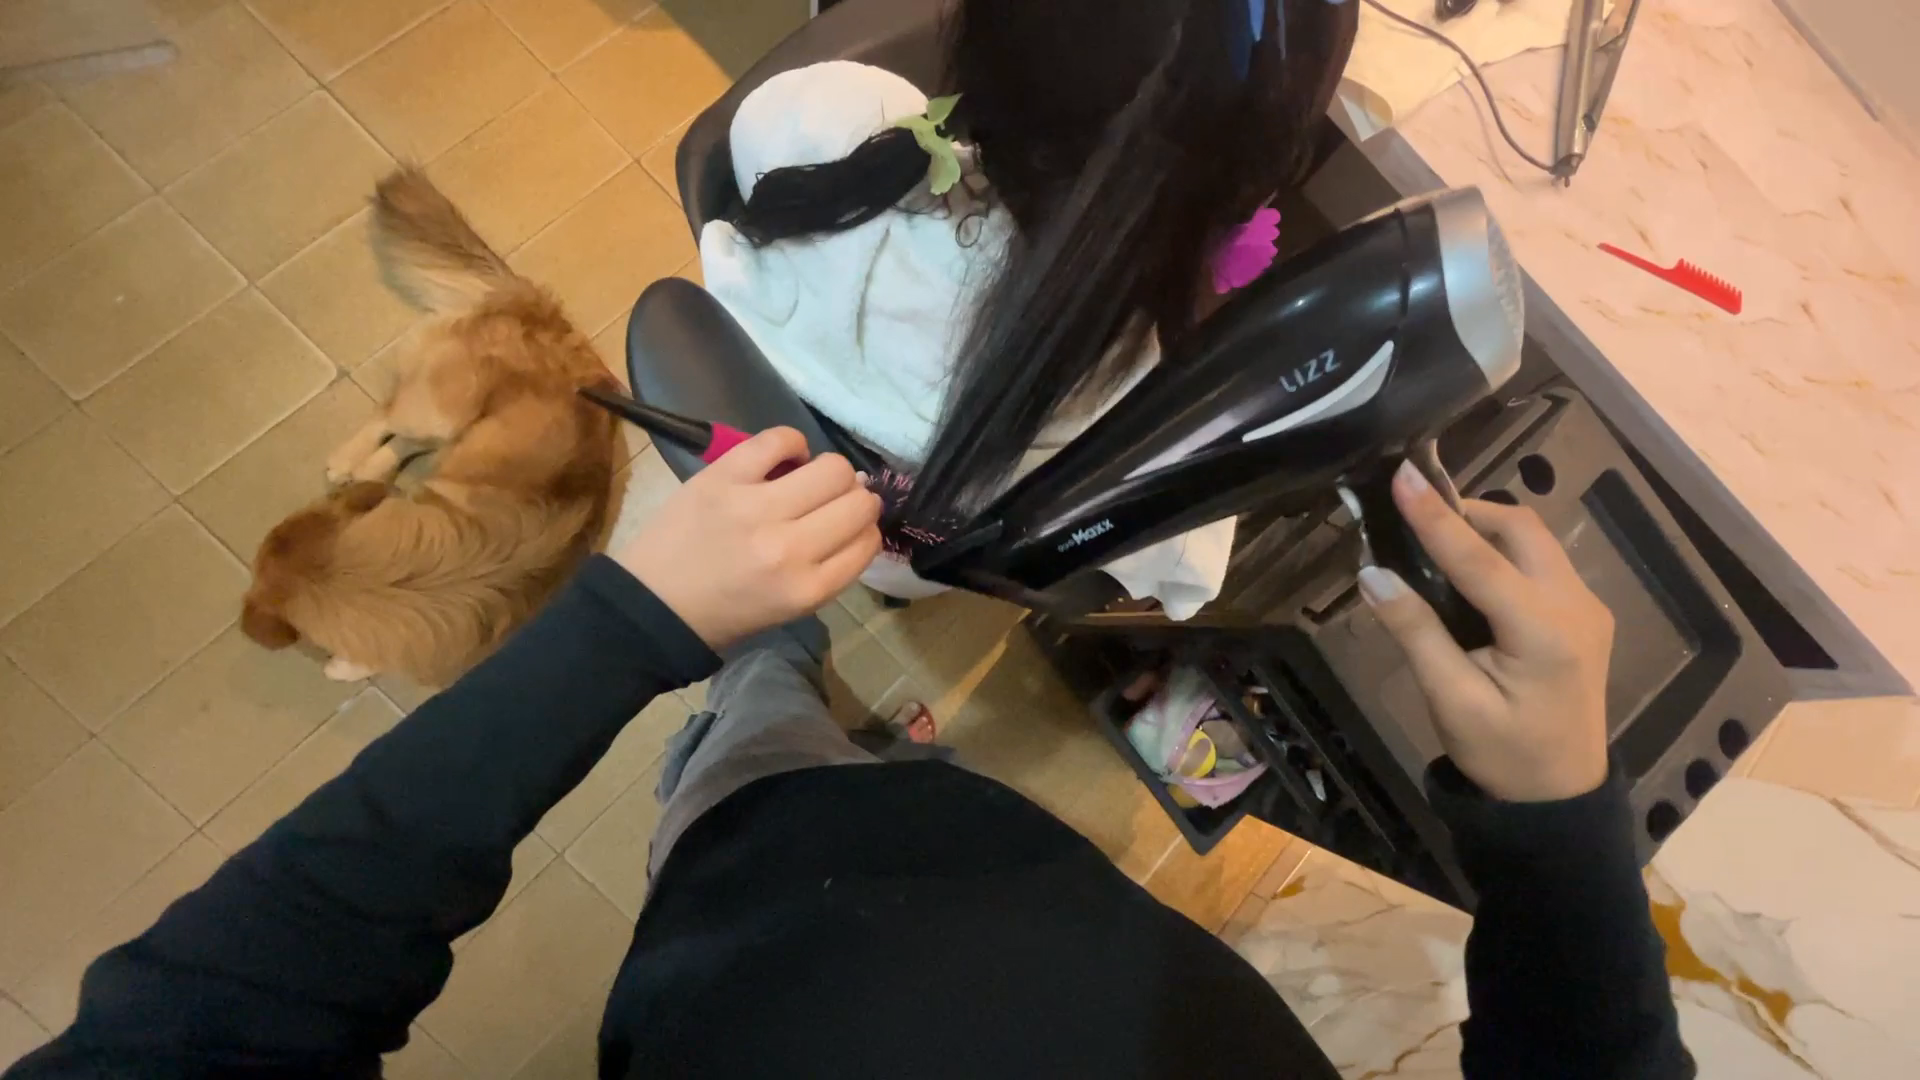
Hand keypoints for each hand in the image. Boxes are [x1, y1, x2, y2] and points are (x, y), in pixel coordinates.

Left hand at [615, 427, 881, 648]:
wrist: (653, 604)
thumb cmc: (728, 611)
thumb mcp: (793, 606)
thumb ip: (831, 565)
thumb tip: (859, 510)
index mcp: (808, 588)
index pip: (868, 540)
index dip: (866, 529)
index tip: (850, 527)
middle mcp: (789, 548)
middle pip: (859, 502)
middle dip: (857, 499)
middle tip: (833, 501)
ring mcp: (755, 508)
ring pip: (832, 468)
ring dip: (831, 473)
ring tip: (809, 480)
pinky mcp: (724, 477)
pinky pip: (780, 440)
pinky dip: (792, 444)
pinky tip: (784, 459)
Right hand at [1358, 461, 1613, 801]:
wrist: (1558, 796)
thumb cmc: (1500, 751)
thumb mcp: (1448, 696)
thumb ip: (1415, 630)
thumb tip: (1373, 574)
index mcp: (1543, 632)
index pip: (1479, 558)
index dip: (1435, 516)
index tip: (1402, 475)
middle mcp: (1575, 607)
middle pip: (1521, 530)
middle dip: (1465, 510)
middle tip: (1412, 509)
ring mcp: (1585, 609)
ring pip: (1534, 540)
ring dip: (1483, 526)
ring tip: (1430, 531)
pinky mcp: (1580, 616)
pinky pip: (1538, 562)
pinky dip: (1497, 548)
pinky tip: (1463, 564)